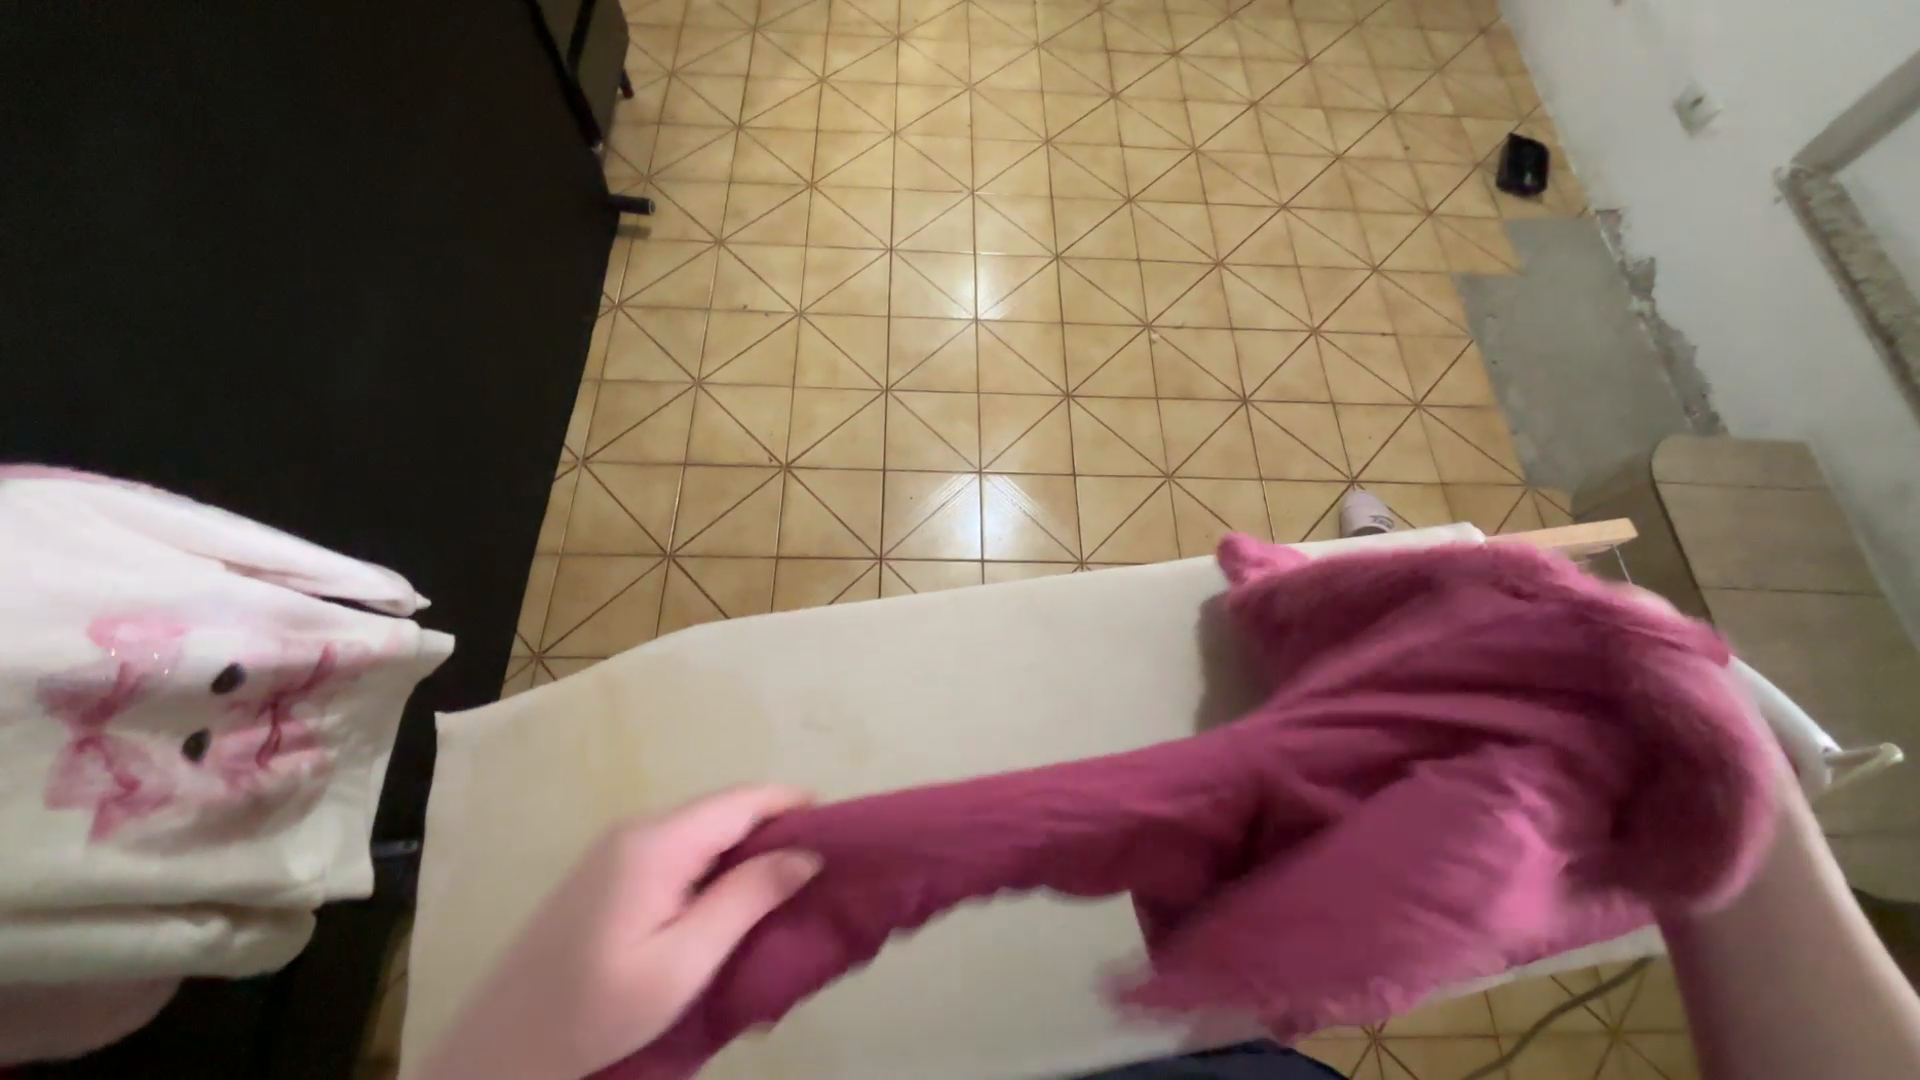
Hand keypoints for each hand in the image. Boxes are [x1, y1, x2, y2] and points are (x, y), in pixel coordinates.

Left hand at [421, 787, 820, 1079]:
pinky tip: (731, 907)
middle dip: (777, 834)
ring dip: (748, 855)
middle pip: (727, 812)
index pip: (745, 800)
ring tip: (784, 895)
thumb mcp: (682, 963)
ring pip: (706, 832)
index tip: (842, 833)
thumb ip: (746, 899)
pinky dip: (717, 869)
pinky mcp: (609, 872)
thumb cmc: (593, 1015)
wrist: (494, 1055)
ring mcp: (619, 848)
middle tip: (819, 876)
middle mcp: (639, 828)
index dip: (797, 806)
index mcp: (658, 841)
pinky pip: (681, 852)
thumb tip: (807, 852)